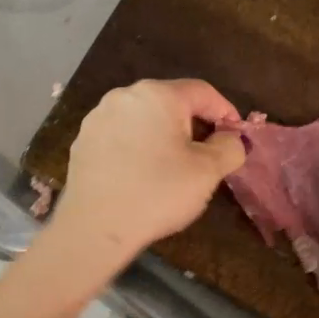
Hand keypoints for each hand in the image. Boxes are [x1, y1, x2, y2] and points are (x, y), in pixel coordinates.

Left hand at [44, 80, 246, 270]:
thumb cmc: (158, 192)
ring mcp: (97, 117)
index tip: (236, 136)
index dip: (225, 111)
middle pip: (169, 102)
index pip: (202, 91)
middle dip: (192, 123)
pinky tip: (140, 173)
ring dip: (162, 135)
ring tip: (173, 165)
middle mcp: (123, 96)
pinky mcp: (82, 140)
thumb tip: (228, 138)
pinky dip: (136, 147)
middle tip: (207, 153)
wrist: (95, 225)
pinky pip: (119, 135)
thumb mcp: (207, 171)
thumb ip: (228, 147)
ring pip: (142, 118)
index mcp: (156, 94)